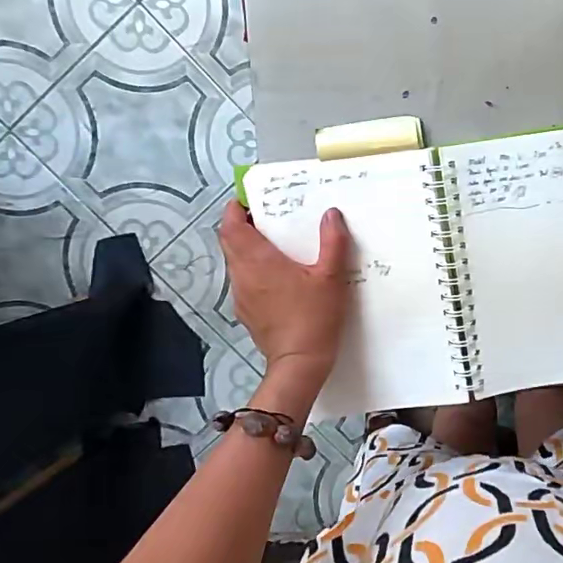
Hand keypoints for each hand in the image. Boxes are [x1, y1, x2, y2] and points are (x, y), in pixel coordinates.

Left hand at [220, 201, 352, 387]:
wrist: (299, 362)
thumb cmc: (314, 316)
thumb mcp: (331, 276)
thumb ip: (333, 242)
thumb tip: (331, 214)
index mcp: (258, 260)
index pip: (230, 226)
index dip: (235, 209)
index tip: (251, 199)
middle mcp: (242, 274)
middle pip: (229, 241)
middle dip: (242, 225)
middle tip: (268, 217)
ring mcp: (240, 295)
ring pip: (235, 261)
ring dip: (247, 247)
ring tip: (275, 244)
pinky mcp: (246, 311)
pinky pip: (243, 280)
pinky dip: (253, 269)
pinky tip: (278, 276)